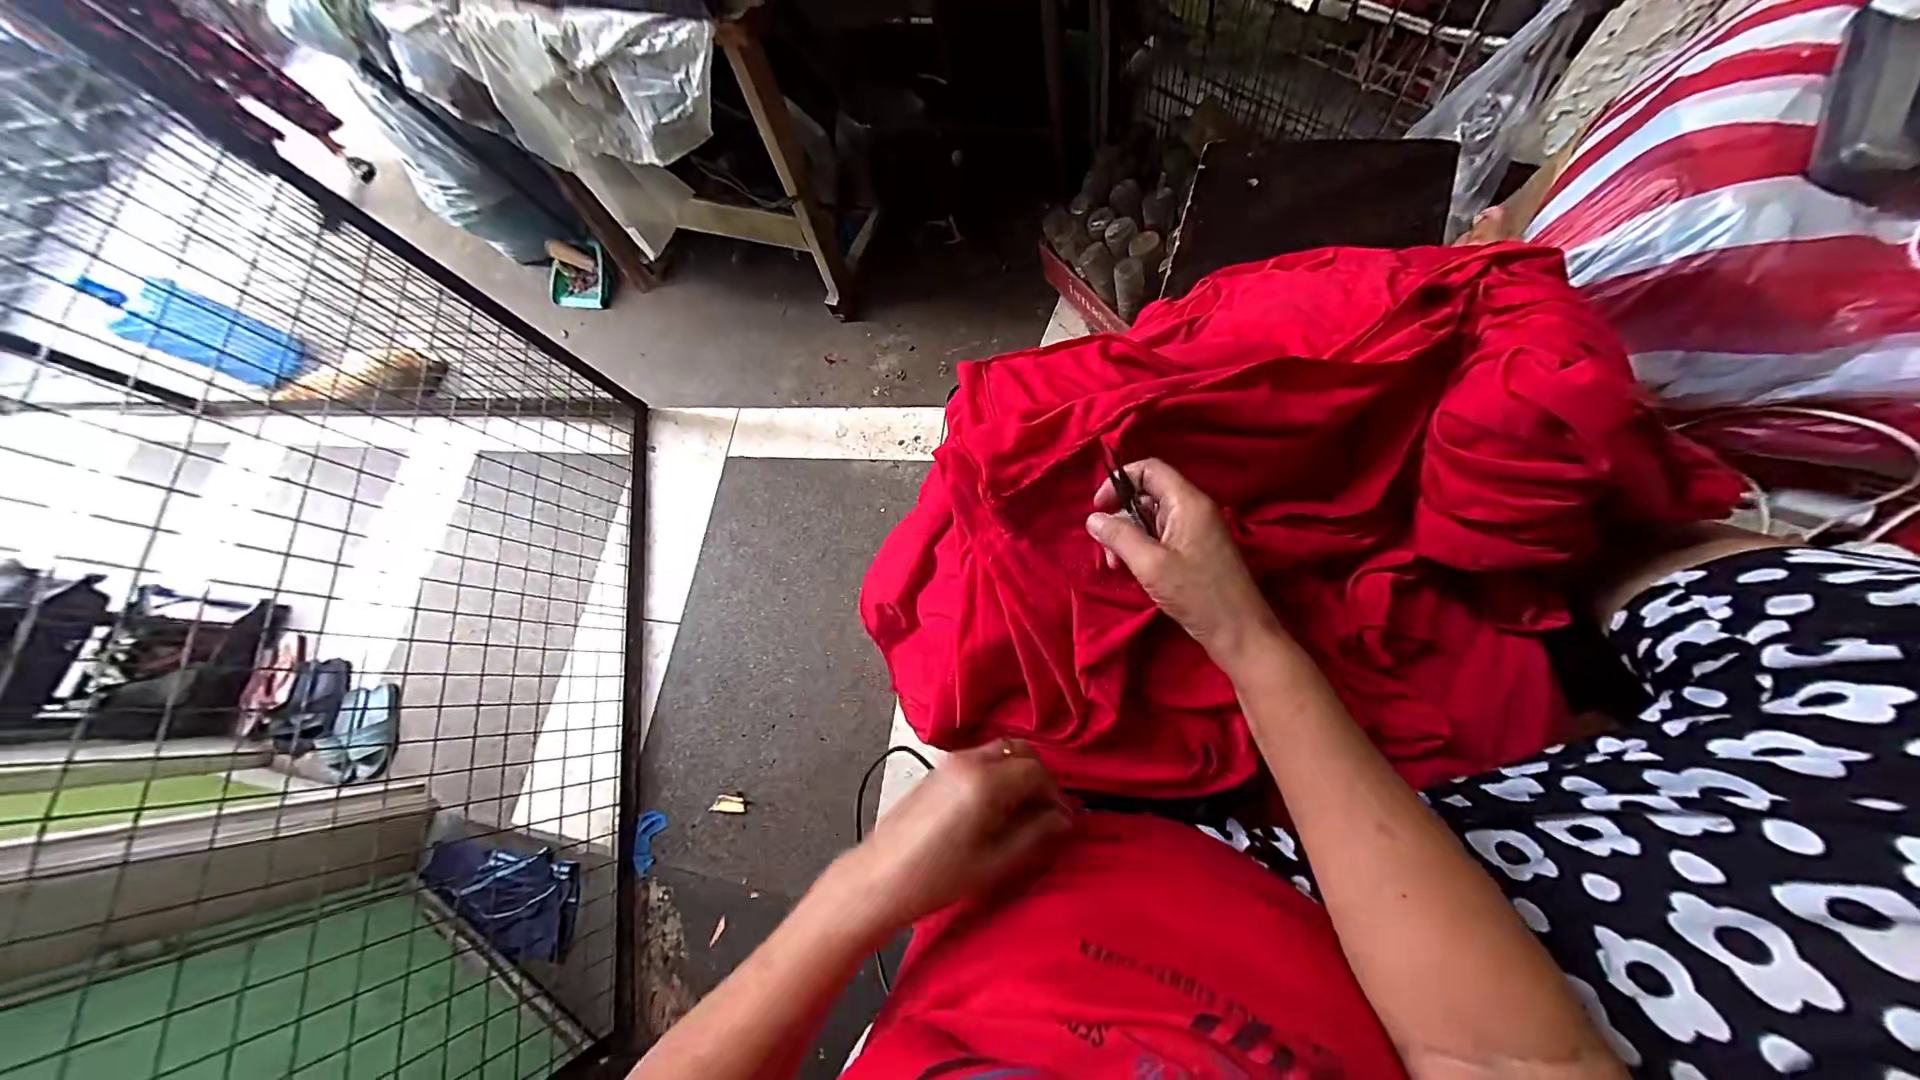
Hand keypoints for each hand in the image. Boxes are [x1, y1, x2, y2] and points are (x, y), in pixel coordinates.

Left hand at [833, 740, 1071, 930]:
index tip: (1064, 819)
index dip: (1056, 794)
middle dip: (1039, 776)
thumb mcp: (994, 863)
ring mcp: (949, 762)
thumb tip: (1065, 819)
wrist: (880, 877)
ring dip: (1018, 771)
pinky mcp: (937, 769)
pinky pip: (979, 758)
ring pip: (999, 751)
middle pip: (1019, 751)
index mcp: (984, 782)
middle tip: (1047, 810)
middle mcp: (967, 761)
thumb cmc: (936, 878)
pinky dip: (998, 771)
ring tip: (1023, 810)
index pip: (1036, 771)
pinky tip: (996, 806)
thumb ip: (1035, 835)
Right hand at [1086, 457, 1285, 671]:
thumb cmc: (1198, 595)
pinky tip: (1135, 572)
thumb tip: (1093, 519)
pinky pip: (1161, 538)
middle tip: (1108, 551)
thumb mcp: (1151, 564)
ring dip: (1128, 538)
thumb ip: (1119, 536)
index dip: (1119, 482)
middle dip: (1120, 518)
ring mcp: (1196, 531)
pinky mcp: (1195, 551)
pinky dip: (1142, 550)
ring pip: (1150, 519)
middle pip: (1146, 495)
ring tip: (1118, 566)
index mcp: (1188, 502)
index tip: (1099, 509)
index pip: (1149, 469)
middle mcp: (1194, 510)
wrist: (1240, 633)